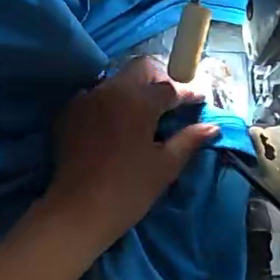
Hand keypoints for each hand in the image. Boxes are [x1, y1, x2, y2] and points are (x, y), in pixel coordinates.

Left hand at [42, 56, 220, 249]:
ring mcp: (86, 99)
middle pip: (140, 69)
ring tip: (144, 112)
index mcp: (138, 100)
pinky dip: (109, 102)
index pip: (169, 87)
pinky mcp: (68, 113)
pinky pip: (94, 96)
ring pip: (115, 80)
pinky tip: (116, 122)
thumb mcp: (165, 165)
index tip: (198, 99)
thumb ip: (189, 140)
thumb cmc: (128, 189)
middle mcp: (110, 90)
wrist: (78, 209)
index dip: (187, 93)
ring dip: (133, 89)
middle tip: (171, 101)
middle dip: (159, 80)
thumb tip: (211, 127)